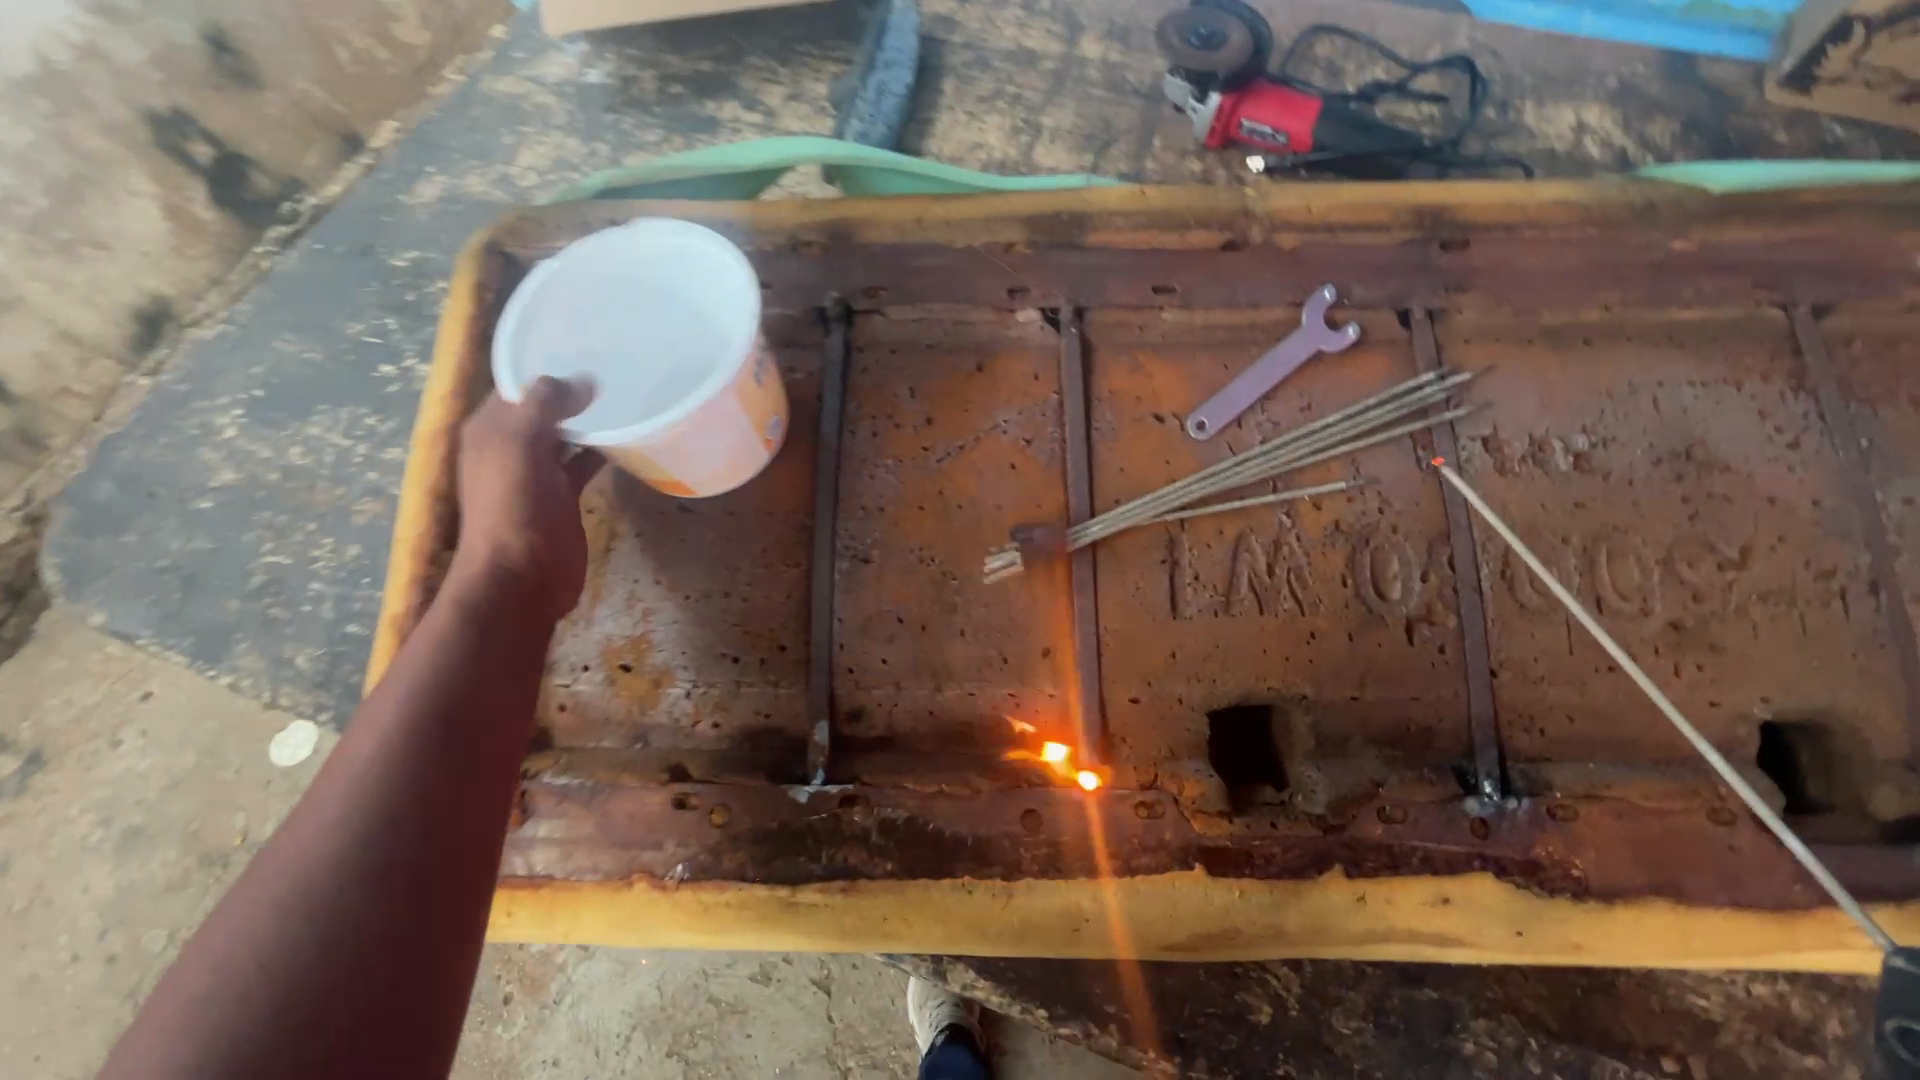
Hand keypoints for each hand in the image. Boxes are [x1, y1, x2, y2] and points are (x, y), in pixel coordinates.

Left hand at [448, 376, 605, 621]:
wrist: (522, 578)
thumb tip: (580, 380)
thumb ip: (544, 406)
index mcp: (490, 429)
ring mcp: (538, 472)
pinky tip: (628, 438)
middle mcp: (511, 446)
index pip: (518, 384)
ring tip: (628, 396)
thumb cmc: (513, 509)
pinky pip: (583, 462)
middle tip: (619, 367)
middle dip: (574, 390)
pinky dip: (602, 450)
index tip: (590, 347)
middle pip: (544, 407)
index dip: (548, 365)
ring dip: (591, 419)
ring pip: (566, 434)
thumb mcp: (518, 446)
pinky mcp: (563, 496)